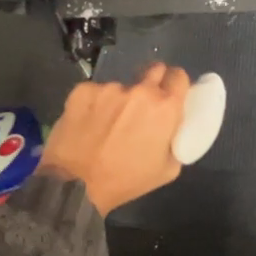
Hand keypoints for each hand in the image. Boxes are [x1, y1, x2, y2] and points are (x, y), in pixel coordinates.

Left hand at [39, 64, 190, 215]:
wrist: (75, 185)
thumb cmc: (126, 181)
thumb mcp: (167, 169)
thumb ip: (175, 139)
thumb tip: (172, 127)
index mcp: (165, 107)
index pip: (179, 76)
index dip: (175, 83)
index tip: (170, 92)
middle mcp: (140, 90)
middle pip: (153, 71)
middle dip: (151, 83)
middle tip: (141, 106)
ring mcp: (109, 88)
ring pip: (120, 88)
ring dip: (118, 101)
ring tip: (106, 125)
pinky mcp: (82, 90)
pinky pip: (95, 93)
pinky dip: (94, 105)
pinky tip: (86, 124)